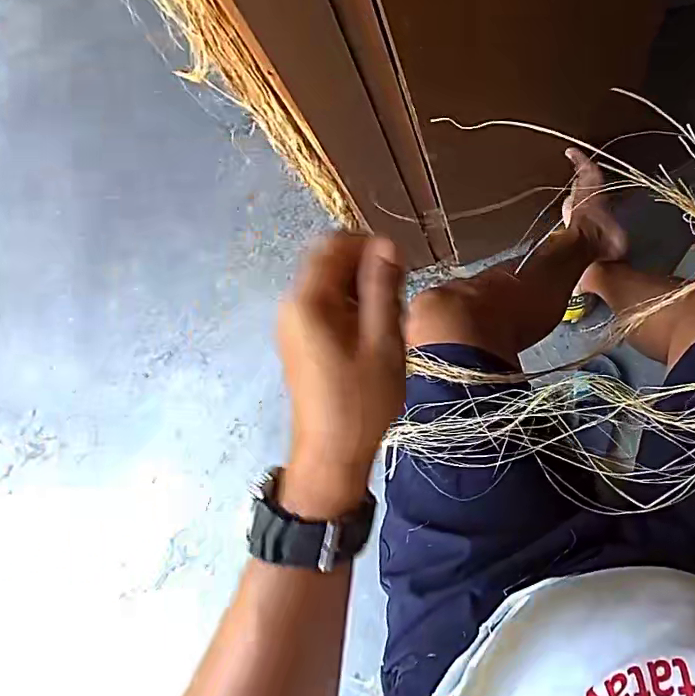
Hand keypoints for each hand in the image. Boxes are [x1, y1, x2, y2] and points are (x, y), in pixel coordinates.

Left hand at [275, 232, 405, 517]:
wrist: (332, 451)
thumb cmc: (363, 398)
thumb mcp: (383, 339)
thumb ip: (383, 288)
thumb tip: (387, 244)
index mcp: (309, 302)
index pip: (333, 245)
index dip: (369, 245)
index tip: (401, 266)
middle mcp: (293, 306)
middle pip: (330, 262)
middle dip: (368, 269)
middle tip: (399, 298)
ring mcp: (294, 324)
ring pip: (332, 283)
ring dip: (364, 289)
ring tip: (390, 320)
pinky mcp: (301, 339)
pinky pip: (328, 304)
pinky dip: (353, 306)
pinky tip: (375, 332)